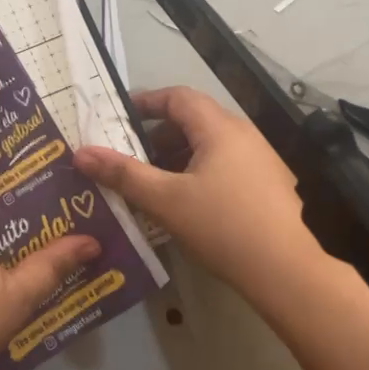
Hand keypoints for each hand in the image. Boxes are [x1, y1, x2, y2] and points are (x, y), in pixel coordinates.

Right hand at [73, 86, 320, 298]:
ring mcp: (262, 160)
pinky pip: (226, 163)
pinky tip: (186, 201)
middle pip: (194, 118)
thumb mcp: (164, 200)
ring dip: (178, 154)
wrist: (288, 273)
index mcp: (219, 128)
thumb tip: (80, 153)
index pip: (178, 97)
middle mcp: (244, 135)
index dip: (146, 102)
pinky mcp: (271, 186)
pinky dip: (199, 170)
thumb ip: (122, 174)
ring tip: (153, 180)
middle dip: (158, 133)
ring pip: (211, 143)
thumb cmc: (223, 227)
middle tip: (130, 154)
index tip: (119, 117)